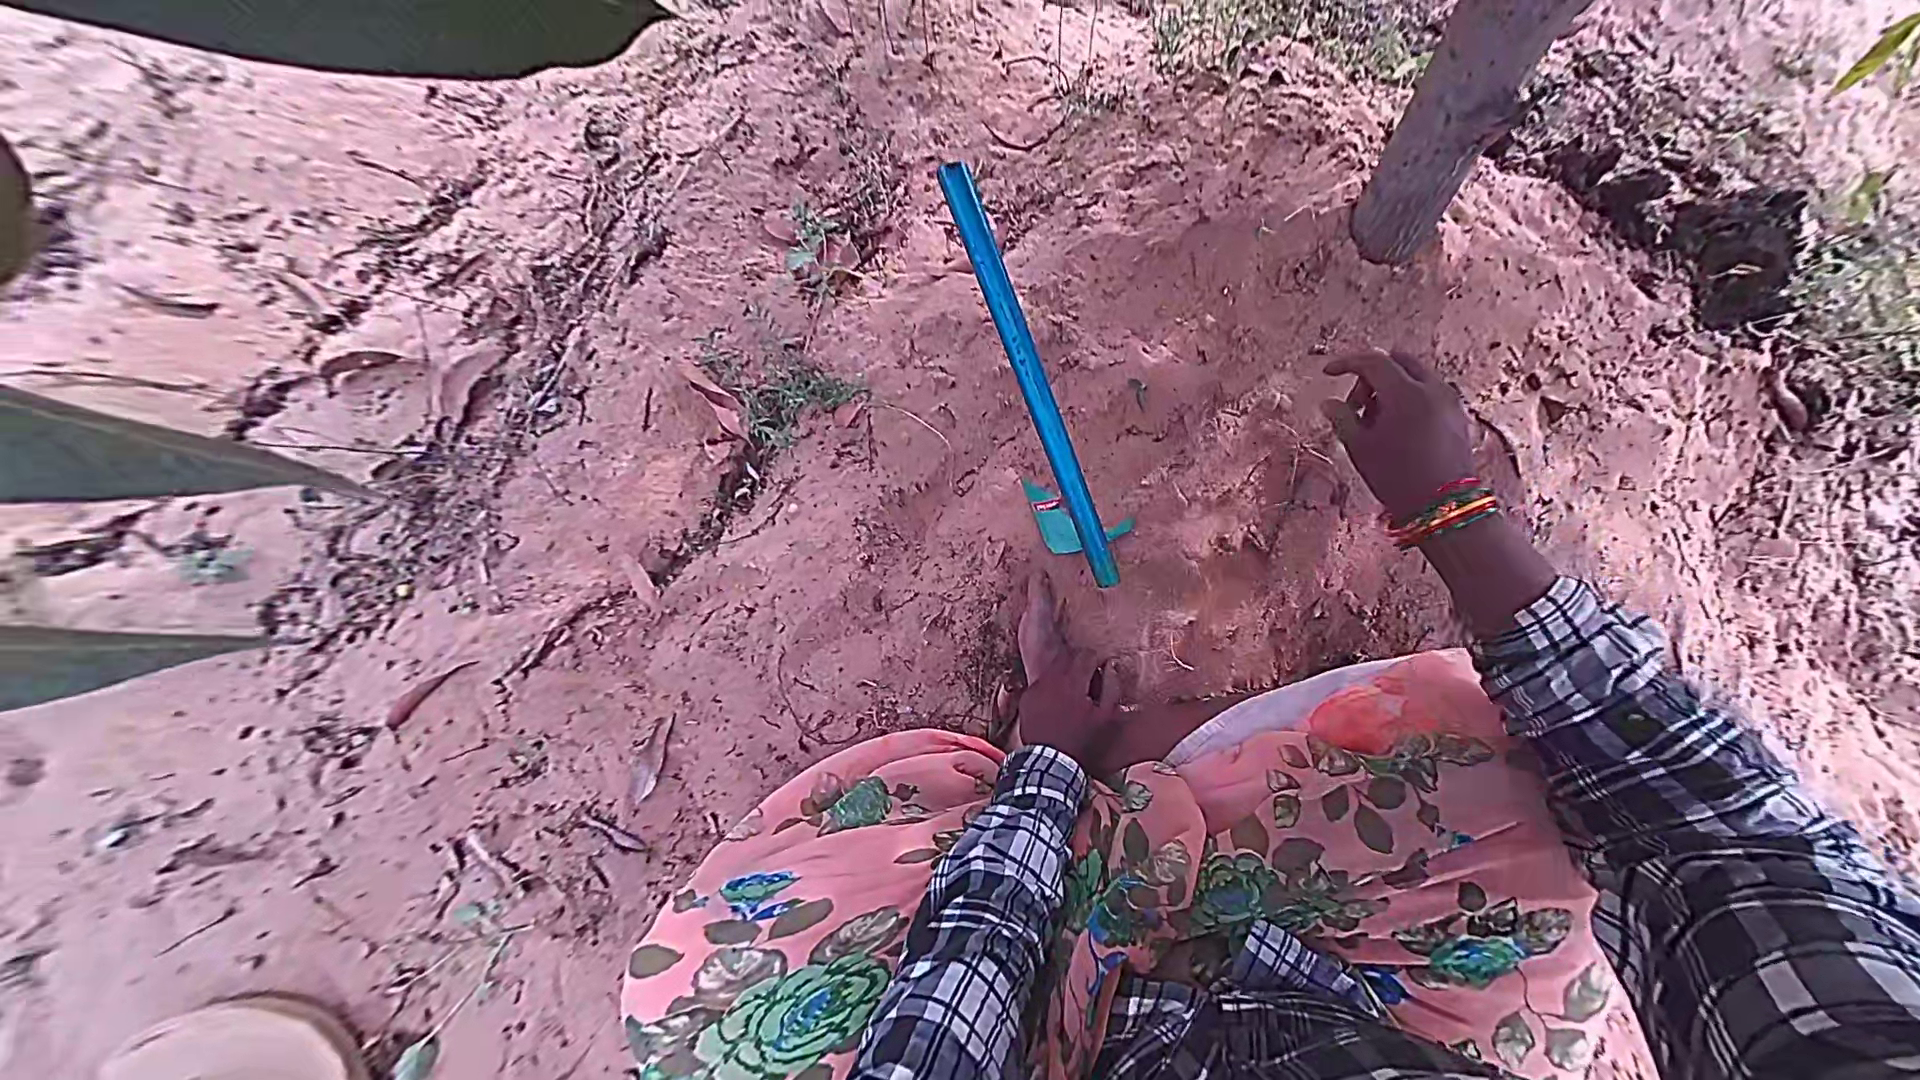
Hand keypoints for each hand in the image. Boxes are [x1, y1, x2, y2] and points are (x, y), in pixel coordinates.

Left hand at [1016, 647, 1121, 775]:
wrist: (1051, 761)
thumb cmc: (1083, 740)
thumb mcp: (1106, 717)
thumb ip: (1111, 688)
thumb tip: (1110, 667)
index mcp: (1072, 681)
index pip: (1085, 655)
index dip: (1096, 660)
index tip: (1101, 669)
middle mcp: (1050, 679)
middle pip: (1066, 657)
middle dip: (1079, 663)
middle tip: (1088, 678)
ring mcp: (1035, 688)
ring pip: (1052, 670)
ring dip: (1064, 675)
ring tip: (1073, 693)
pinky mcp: (1026, 699)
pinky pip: (1040, 684)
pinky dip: (1050, 688)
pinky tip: (1057, 703)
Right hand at [1319, 348, 1473, 523]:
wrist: (1441, 503)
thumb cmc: (1396, 476)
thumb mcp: (1359, 447)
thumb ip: (1342, 418)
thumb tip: (1329, 403)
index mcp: (1406, 393)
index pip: (1373, 362)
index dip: (1347, 363)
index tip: (1329, 371)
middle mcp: (1432, 389)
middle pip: (1397, 362)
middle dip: (1371, 375)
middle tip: (1355, 403)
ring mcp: (1449, 401)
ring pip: (1414, 376)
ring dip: (1390, 387)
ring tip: (1373, 420)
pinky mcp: (1456, 414)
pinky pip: (1428, 392)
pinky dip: (1407, 397)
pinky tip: (1394, 426)